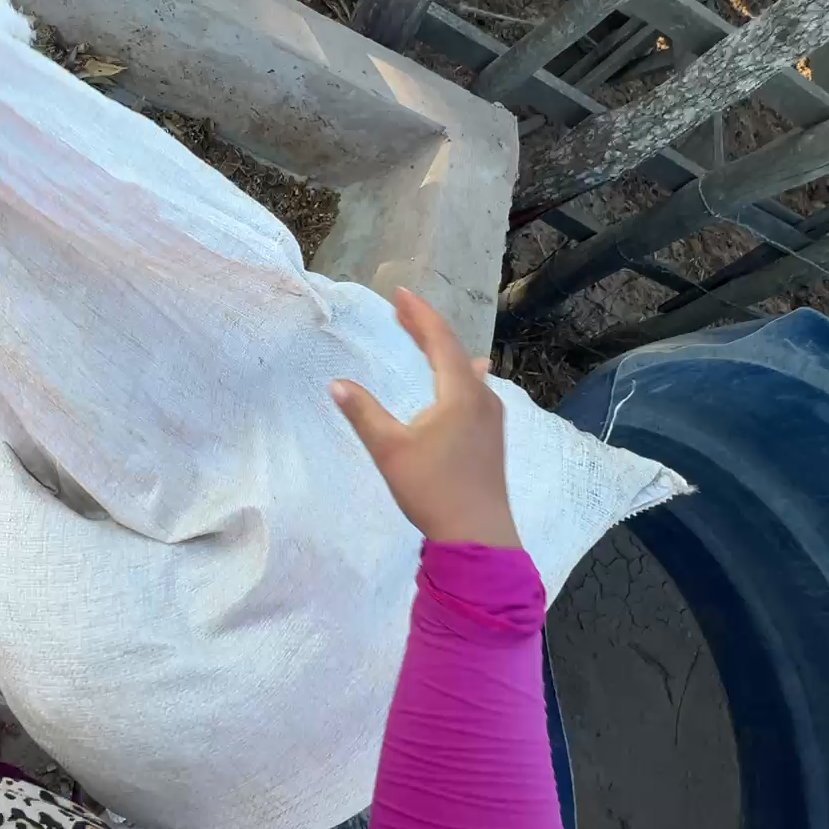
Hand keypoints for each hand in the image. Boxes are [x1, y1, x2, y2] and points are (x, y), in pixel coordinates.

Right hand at [330, 287, 519, 548]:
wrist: (477, 535)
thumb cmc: (432, 489)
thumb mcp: (389, 450)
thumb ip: (363, 413)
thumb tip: (336, 384)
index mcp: (459, 393)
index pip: (438, 340)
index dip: (419, 313)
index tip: (400, 293)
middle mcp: (481, 397)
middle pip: (454, 350)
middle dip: (427, 327)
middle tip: (403, 308)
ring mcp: (491, 417)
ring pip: (466, 369)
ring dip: (443, 349)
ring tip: (426, 334)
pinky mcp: (491, 435)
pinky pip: (474, 386)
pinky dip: (458, 369)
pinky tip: (470, 373)